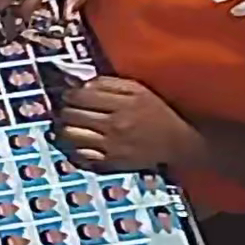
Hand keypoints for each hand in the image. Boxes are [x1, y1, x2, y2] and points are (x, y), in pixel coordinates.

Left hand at [57, 77, 208, 169]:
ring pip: (68, 134)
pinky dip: (72, 147)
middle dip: (64, 110)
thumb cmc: (155, 113)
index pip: (79, 95)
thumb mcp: (139, 91)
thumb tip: (77, 83)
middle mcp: (118, 123)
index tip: (70, 96)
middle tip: (69, 111)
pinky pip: (76, 153)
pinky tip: (78, 142)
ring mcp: (112, 144)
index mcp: (127, 102)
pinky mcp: (109, 161)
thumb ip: (107, 83)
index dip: (69, 94)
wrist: (180, 144)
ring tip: (71, 126)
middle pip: (70, 114)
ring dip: (64, 129)